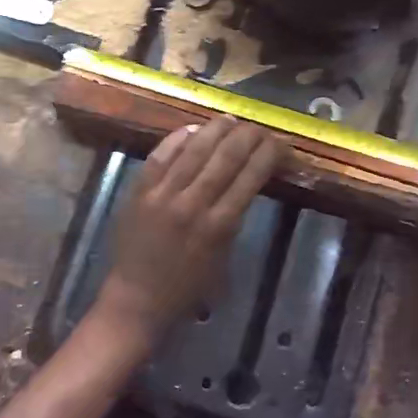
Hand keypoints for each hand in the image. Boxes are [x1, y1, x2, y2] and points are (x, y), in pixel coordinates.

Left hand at [94, 116, 281, 336]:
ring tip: (231, 119)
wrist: (137, 298)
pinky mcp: (139, 191)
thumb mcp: (222, 259)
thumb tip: (245, 183)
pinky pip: (161, 156)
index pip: (251, 176)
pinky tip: (192, 129)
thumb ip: (233, 220)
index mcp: (220, 226)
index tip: (281, 145)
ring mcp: (163, 194)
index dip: (270, 154)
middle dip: (249, 136)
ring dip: (216, 130)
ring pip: (194, 149)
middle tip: (260, 128)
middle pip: (226, 156)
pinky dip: (178, 140)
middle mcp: (193, 204)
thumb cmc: (186, 289)